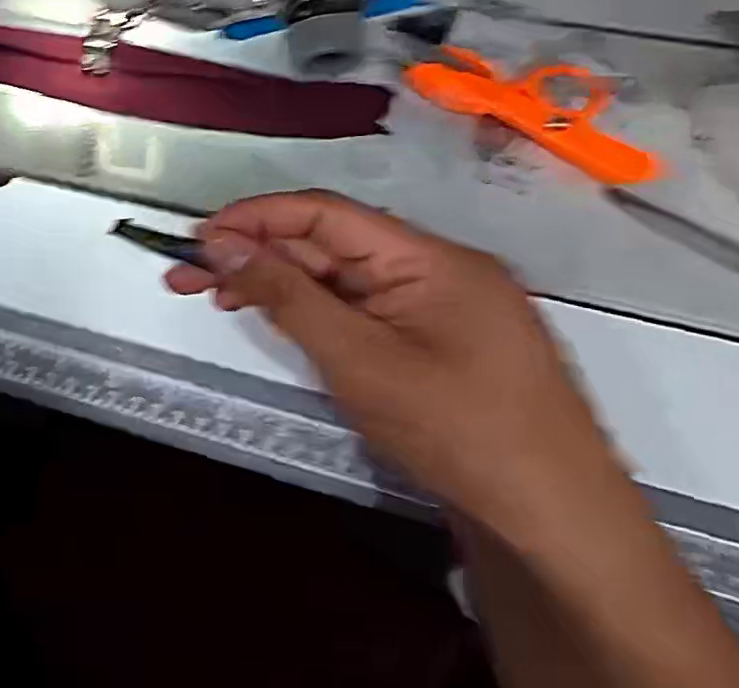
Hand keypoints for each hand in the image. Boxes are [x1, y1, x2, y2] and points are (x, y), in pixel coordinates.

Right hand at [163, 191, 629, 543]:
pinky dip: (301, 305)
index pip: (323, 213)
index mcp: (430, 259)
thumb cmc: (455, 430)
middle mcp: (432, 268)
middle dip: (251, 253)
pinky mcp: (424, 334)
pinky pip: (350, 303)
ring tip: (212, 295)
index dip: (254, 217)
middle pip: (322, 242)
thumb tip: (218, 242)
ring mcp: (430, 303)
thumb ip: (282, 292)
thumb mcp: (354, 356)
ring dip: (269, 280)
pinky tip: (265, 314)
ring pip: (331, 274)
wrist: (553, 525)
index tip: (197, 239)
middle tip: (185, 274)